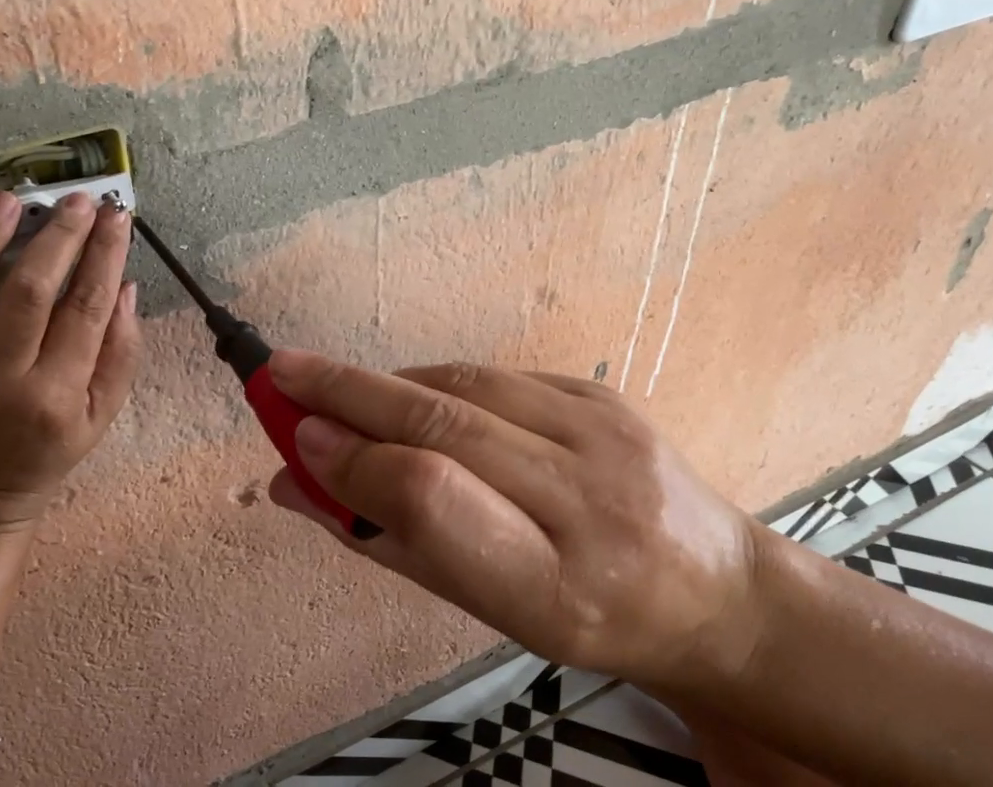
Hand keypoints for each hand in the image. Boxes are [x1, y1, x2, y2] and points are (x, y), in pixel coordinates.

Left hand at [0, 191, 142, 527]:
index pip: (86, 308)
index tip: (116, 216)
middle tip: (75, 199)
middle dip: (57, 238)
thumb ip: (120, 354)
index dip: (105, 255)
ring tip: (5, 202)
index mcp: (52, 397)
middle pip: (27, 294)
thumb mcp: (100, 417)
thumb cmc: (45, 454)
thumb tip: (125, 286)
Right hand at [266, 353, 768, 690]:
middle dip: (349, 393)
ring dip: (384, 382)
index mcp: (554, 584)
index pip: (434, 499)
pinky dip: (432, 380)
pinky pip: (494, 376)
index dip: (355, 462)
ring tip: (329, 385)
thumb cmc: (582, 619)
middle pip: (443, 425)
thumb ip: (384, 542)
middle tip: (279, 373)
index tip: (295, 438)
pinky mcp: (604, 394)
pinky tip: (402, 393)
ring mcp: (605, 435)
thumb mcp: (483, 608)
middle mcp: (587, 499)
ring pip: (464, 387)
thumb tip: (290, 483)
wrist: (713, 588)